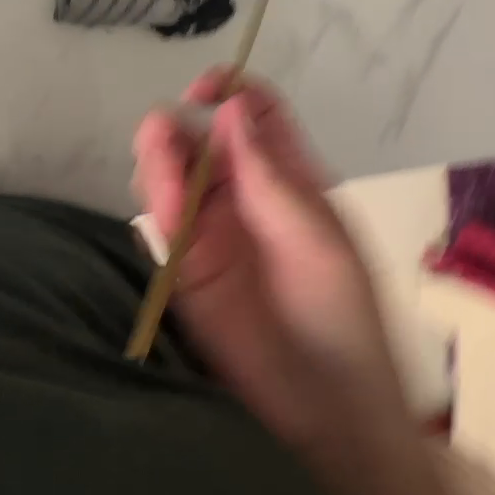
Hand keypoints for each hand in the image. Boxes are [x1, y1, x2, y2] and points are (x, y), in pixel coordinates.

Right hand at [131, 68, 405, 443]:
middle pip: (196, 134)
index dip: (228, 91)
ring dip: (157, 160)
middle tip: (166, 137)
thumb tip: (232, 106)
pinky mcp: (179, 256)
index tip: (204, 92)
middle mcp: (240, 190)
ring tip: (165, 183)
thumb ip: (269, 175)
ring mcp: (206, 223)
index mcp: (286, 175)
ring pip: (166, 167)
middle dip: (176, 127)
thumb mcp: (316, 237)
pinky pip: (157, 213)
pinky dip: (154, 198)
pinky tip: (164, 207)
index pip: (252, 112)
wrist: (321, 404)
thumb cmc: (340, 314)